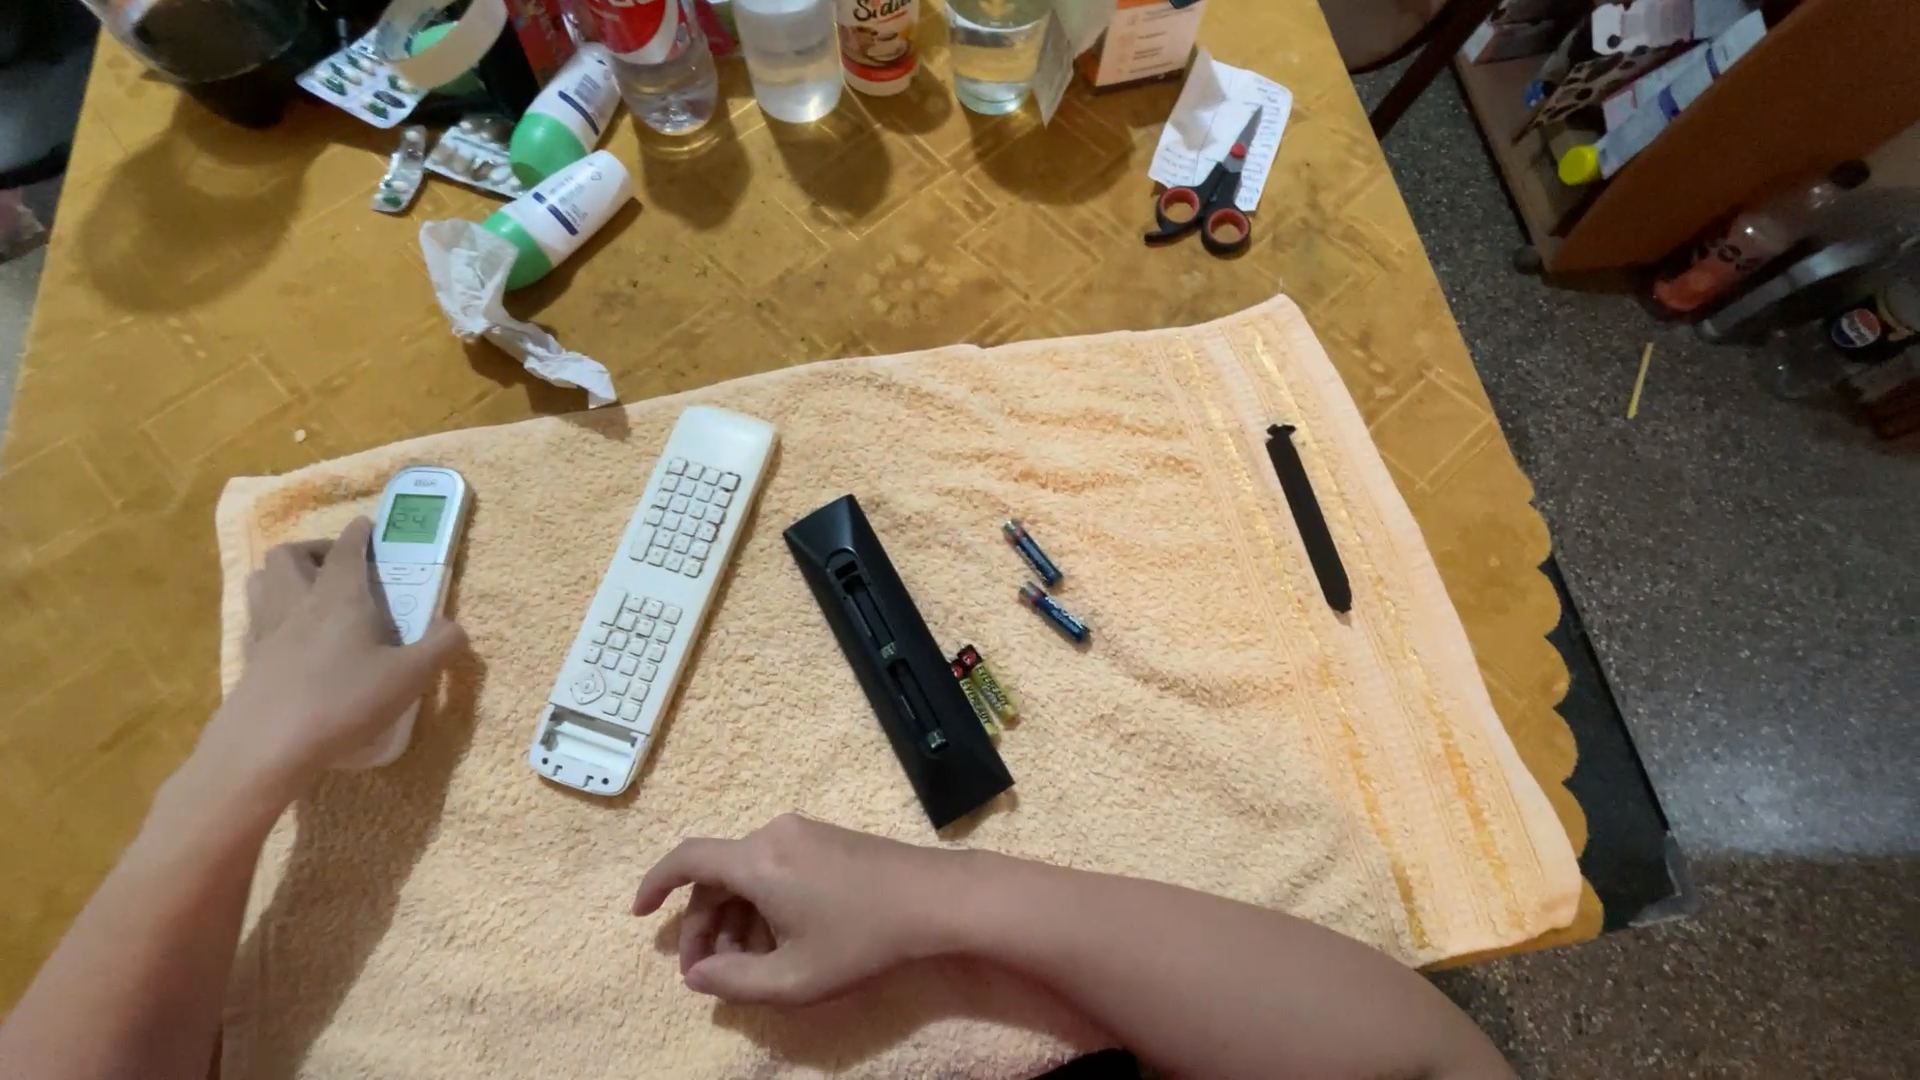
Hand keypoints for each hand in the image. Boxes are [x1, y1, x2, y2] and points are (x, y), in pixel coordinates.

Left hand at [194, 517, 465, 796]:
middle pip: (288, 556)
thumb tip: (452, 626)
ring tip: (318, 591)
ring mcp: (266, 633)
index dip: (359, 534)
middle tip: (345, 564)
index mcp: (339, 599)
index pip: (346, 551)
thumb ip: (442, 644)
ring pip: (263, 581)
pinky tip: (297, 634)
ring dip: (289, 575)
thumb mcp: (412, 675)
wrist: (264, 750)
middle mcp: (297, 605)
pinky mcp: (250, 662)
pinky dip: (275, 611)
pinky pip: (257, 618)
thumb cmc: (343, 702)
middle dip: (317, 549)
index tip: (369, 526)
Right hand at [634, 815, 970, 1006]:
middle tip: (706, 975)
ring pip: (747, 872)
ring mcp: (803, 832)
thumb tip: (698, 974)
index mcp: (758, 860)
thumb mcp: (794, 978)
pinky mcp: (824, 837)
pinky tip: (778, 939)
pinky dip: (762, 901)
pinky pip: (775, 865)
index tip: (638, 915)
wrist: (932, 897)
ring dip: (734, 917)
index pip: (688, 858)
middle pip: (718, 874)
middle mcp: (774, 834)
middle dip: (702, 924)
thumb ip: (734, 981)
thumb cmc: (862, 938)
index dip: (655, 883)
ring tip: (746, 966)